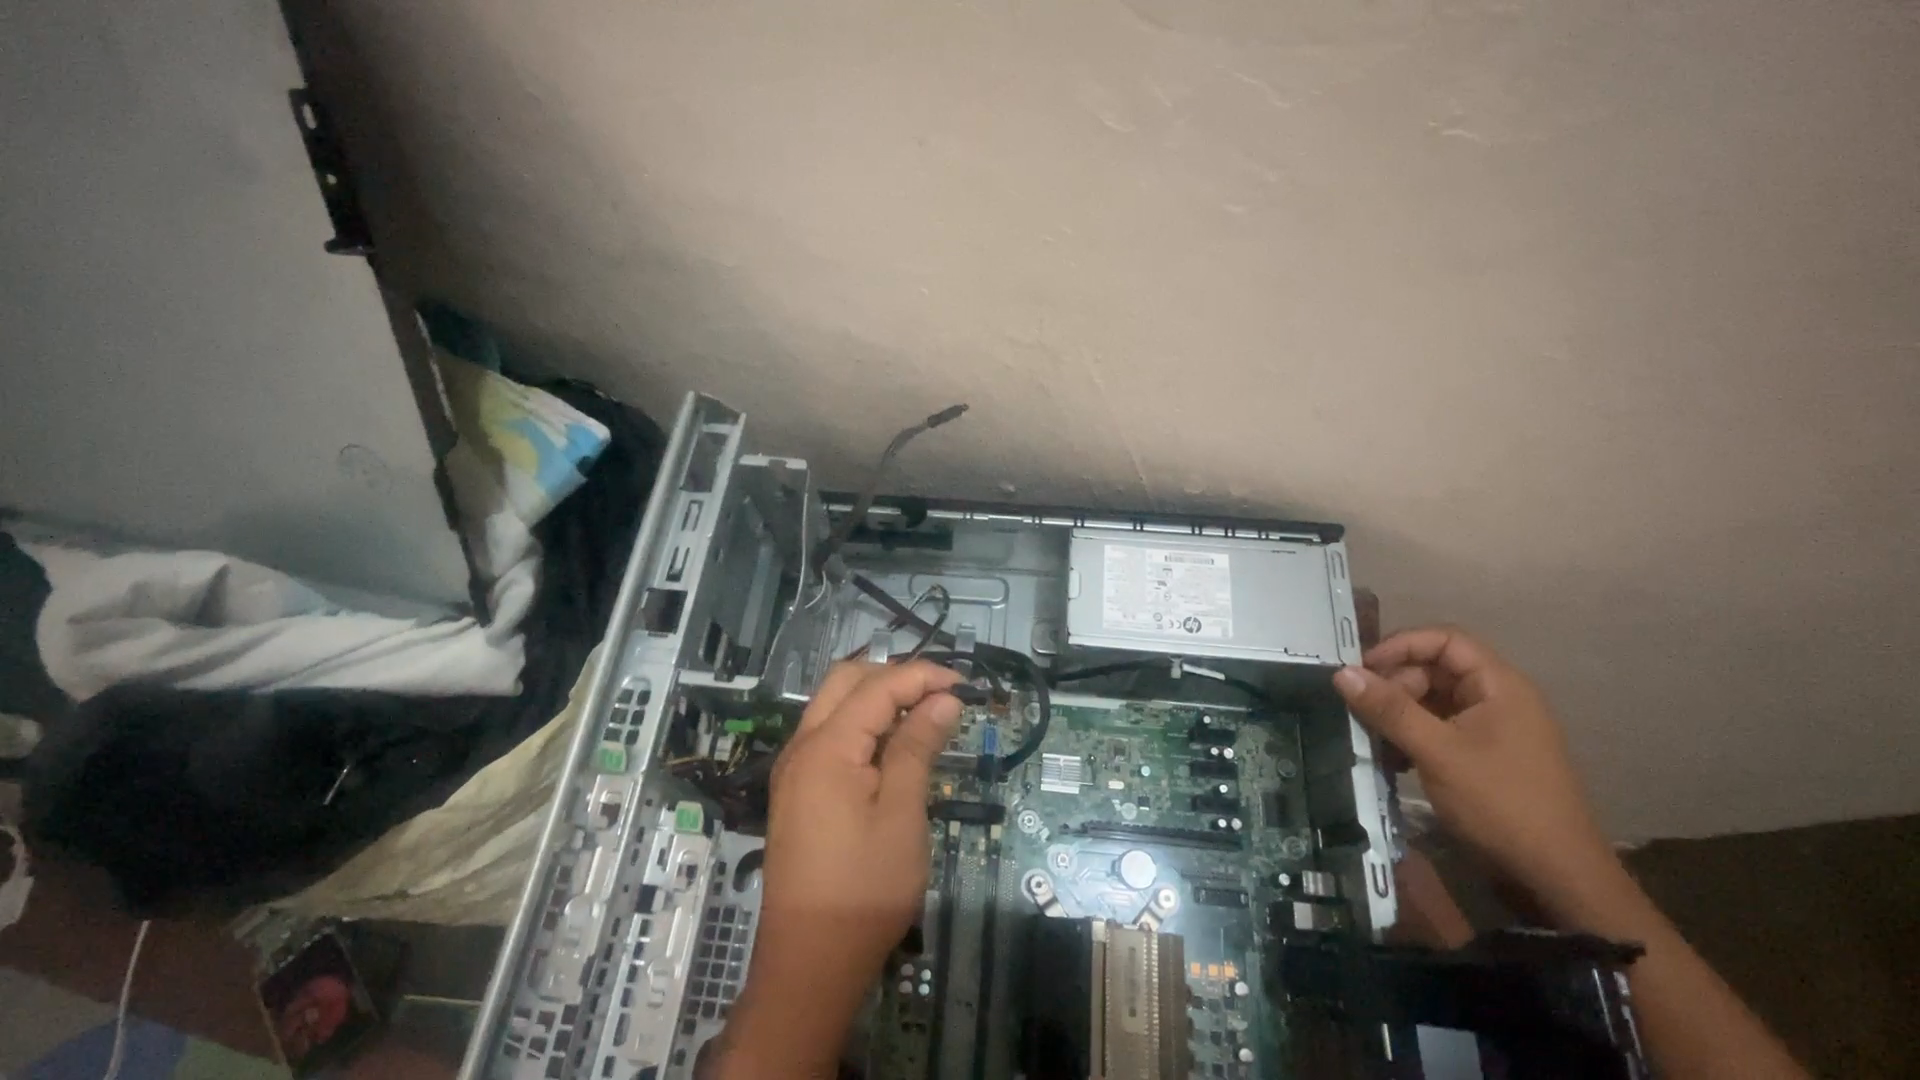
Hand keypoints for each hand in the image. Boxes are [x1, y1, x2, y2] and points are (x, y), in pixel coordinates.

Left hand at [710, 660, 961, 1077]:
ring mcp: (794, 770)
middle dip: (895, 676)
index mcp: (826, 747)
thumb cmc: (864, 888)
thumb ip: (917, 748)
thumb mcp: (902, 814)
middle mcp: (801, 747)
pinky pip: (828, 736)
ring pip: (833, 706)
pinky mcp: (797, 792)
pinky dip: (862, 726)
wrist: (811, 958)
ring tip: (924, 716)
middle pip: (846, 682)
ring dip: (877, 699)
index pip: (877, 686)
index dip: (923, 676)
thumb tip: (942, 698)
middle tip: (941, 694)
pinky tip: (893, 747)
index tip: (966, 685)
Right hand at [1331, 626, 1616, 911]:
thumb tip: (1341, 673)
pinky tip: (1390, 760)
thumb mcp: (1438, 752)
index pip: (1444, 640)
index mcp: (1499, 685)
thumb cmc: (1500, 802)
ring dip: (1399, 714)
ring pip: (1434, 702)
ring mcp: (1493, 729)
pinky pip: (1440, 729)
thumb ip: (1390, 709)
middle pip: (1435, 669)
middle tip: (1362, 711)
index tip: (1361, 670)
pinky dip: (1412, 737)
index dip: (1400, 646)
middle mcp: (1498, 699)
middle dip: (1395, 685)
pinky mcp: (1484, 756)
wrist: (1555, 873)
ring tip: (1370, 737)